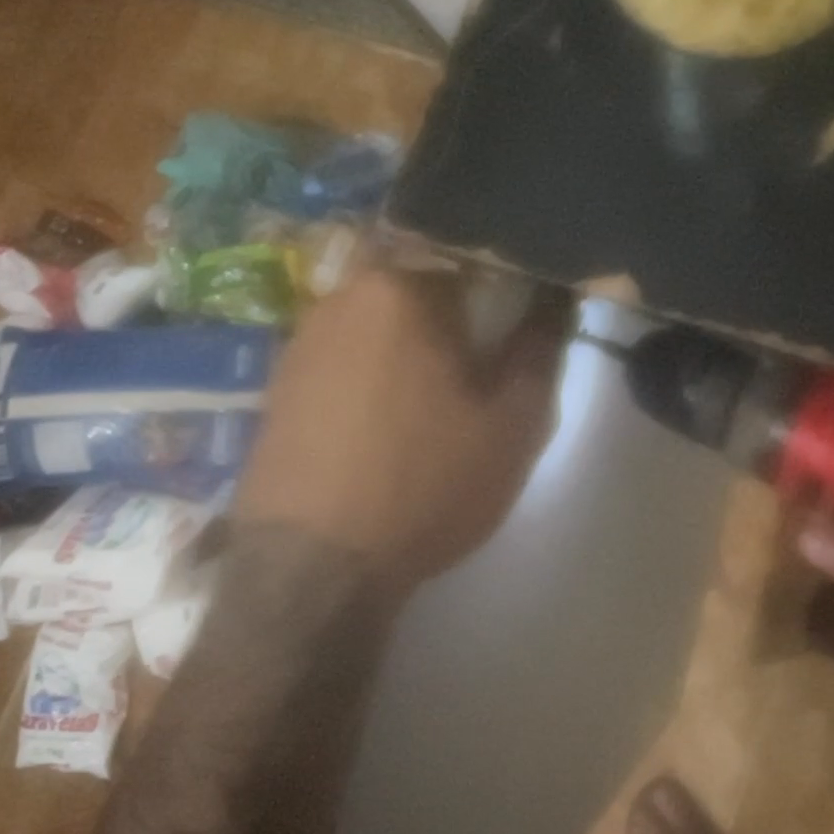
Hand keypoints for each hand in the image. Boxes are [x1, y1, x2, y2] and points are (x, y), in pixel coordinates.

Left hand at [234, 266, 571, 593]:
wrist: (313, 567)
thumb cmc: (428, 482)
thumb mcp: (513, 423)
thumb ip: (540, 350)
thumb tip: (555, 300)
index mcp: (406, 288)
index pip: (475, 265)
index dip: (508, 300)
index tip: (520, 339)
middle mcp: (344, 296)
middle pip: (423, 291)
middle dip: (457, 322)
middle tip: (482, 374)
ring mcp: (302, 339)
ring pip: (382, 324)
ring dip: (414, 349)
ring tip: (436, 403)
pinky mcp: (277, 383)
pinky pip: (346, 357)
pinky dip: (374, 375)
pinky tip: (387, 424)